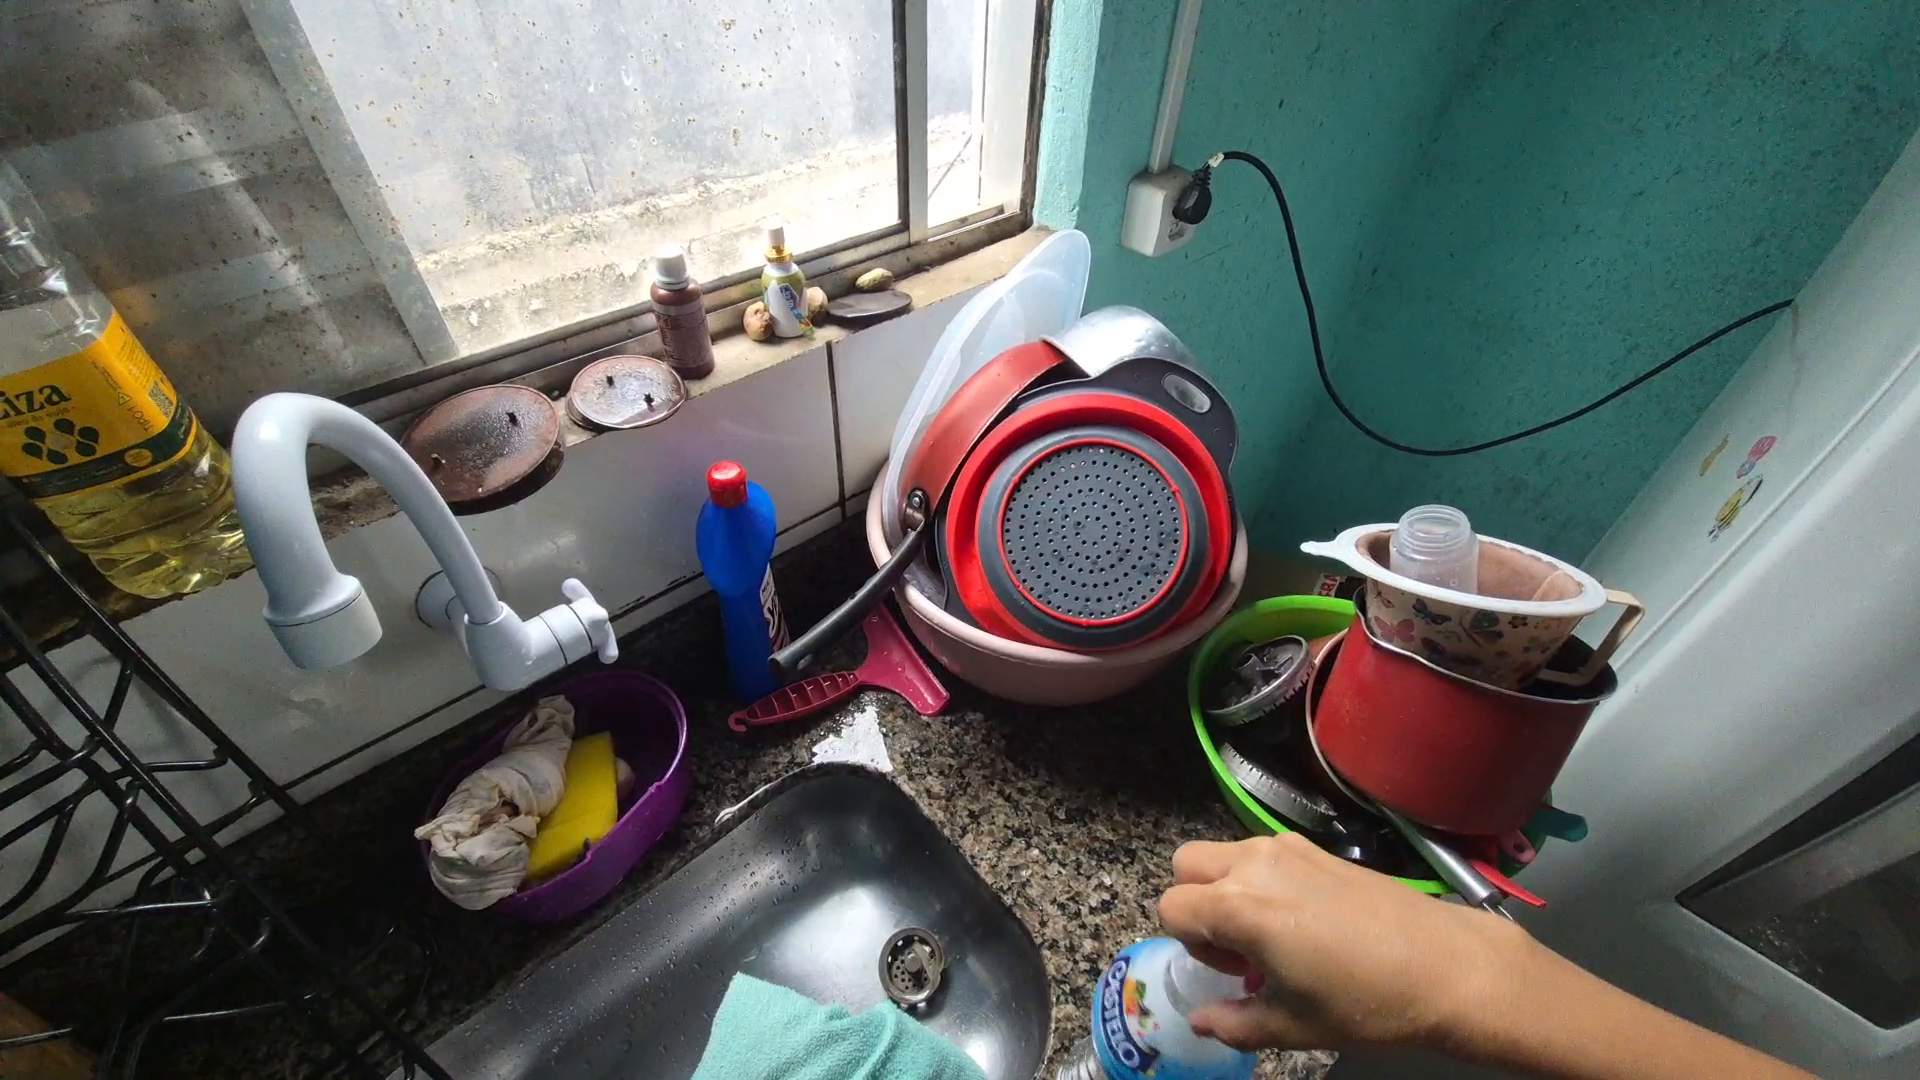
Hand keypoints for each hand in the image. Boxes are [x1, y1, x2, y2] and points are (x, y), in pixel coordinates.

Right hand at [1157, 833, 1527, 1052]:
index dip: (1190, 943)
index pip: (1172, 907)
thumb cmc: (1366, 1003)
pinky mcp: (1308, 845)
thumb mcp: (1294, 1025)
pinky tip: (1301, 917)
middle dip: (1195, 901)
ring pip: (1220, 854)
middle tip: (1236, 942)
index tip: (1230, 969)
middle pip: (1185, 864)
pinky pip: (1257, 852)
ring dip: (1224, 886)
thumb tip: (1201, 1022)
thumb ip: (1235, 1022)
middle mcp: (1250, 864)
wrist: (1446, 966)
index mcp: (1238, 907)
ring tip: (1271, 932)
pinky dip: (1256, 878)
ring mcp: (1280, 847)